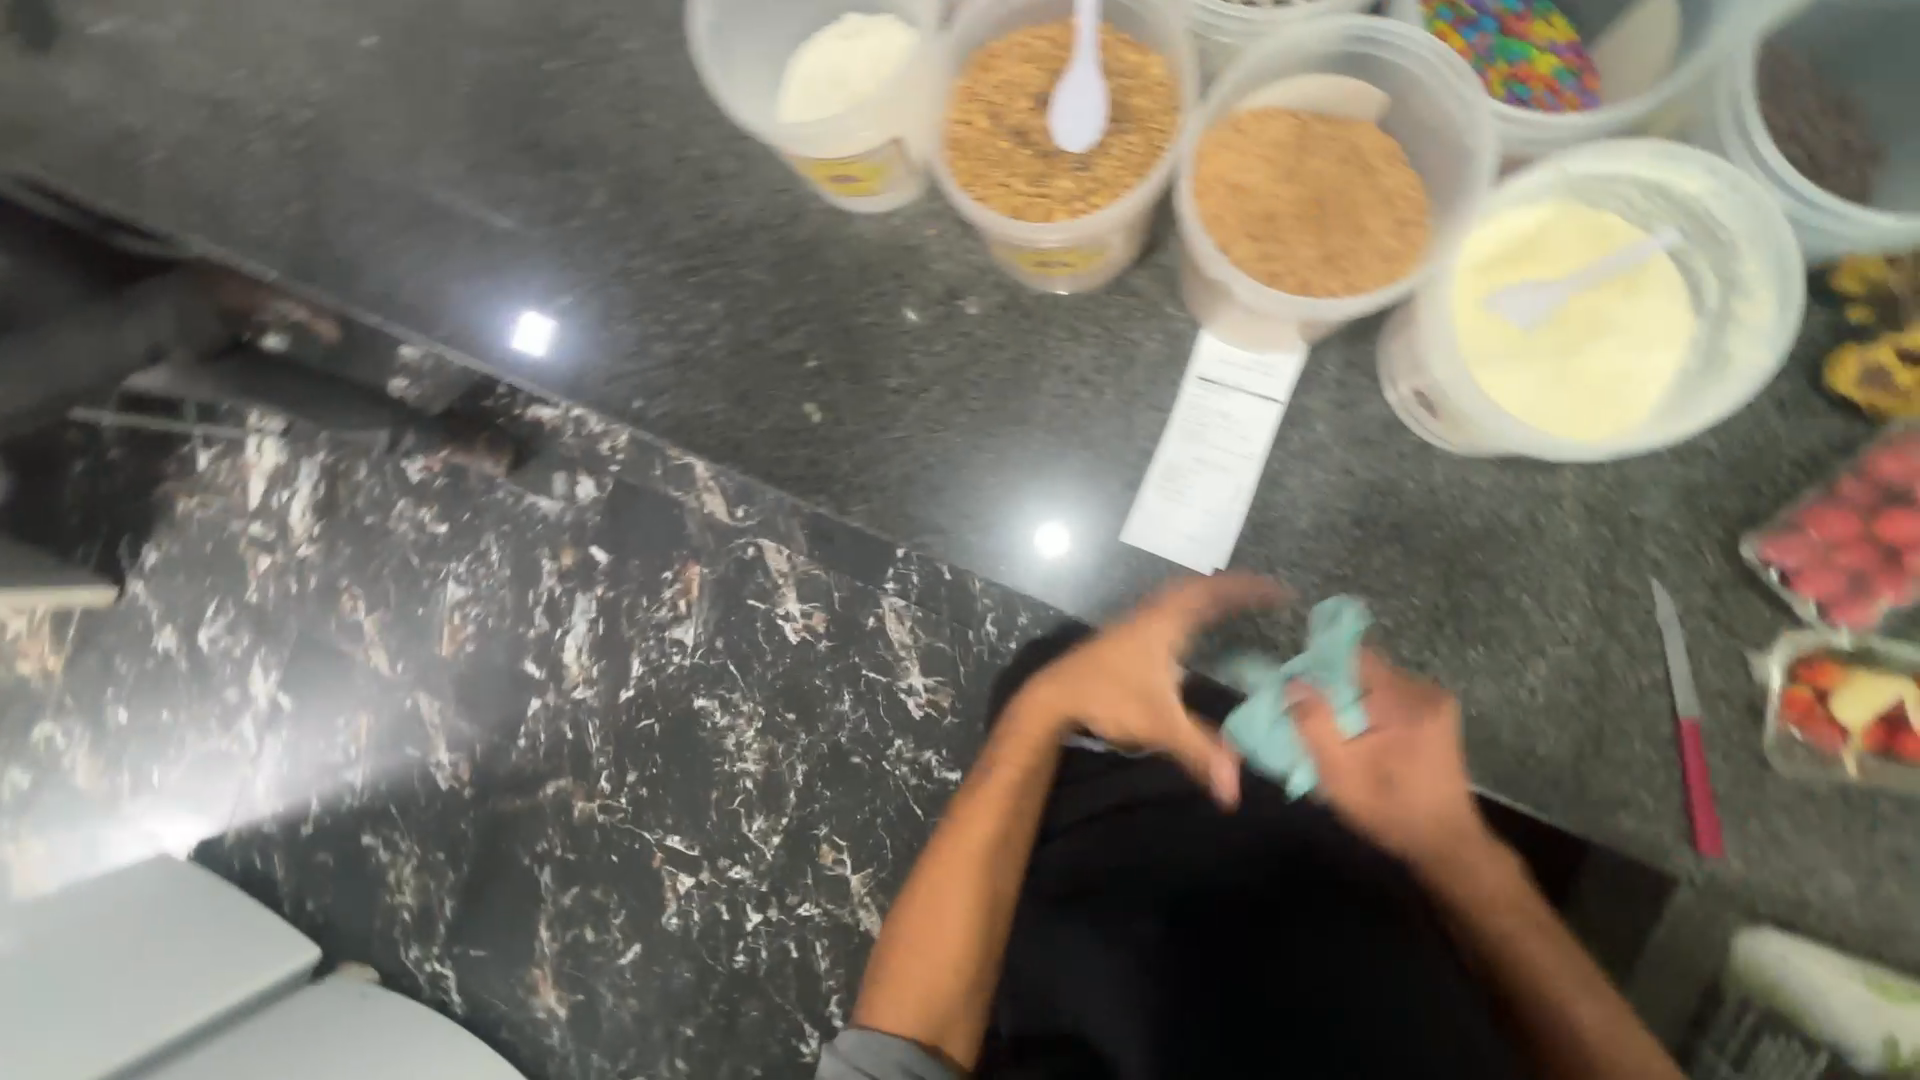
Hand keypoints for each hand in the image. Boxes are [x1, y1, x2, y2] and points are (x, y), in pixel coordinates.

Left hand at [1008, 573, 1286, 807]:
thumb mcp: (1159, 726)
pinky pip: (1162, 613)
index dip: (1247, 589)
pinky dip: (1183, 613)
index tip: (1279, 590)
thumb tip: (1234, 792)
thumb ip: (1199, 753)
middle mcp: (1149, 616)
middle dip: (1229, 590)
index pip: (1212, 595)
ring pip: (1174, 600)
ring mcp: (1131, 625)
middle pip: (1194, 590)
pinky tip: (1185, 634)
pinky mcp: (1120, 639)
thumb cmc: (1107, 700)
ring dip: (1203, 599)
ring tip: (1230, 606)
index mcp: (1164, 624)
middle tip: (1259, 595)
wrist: (1051, 698)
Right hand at [1291, 651, 1491, 872]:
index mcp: (1405, 699)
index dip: (1319, 666)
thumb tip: (1293, 683)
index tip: (1296, 688)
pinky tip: (1356, 741)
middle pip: (1362, 670)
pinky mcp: (1434, 718)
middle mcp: (1425, 691)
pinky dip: (1366, 714)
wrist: (1447, 846)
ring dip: (1347, 704)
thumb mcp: (1340, 772)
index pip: (1353, 655)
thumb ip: (1314, 723)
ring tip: (1331, 734)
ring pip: (1372, 685)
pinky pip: (1387, 699)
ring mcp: (1433, 703)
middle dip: (1331, 690)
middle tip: (1307, 718)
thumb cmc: (1391, 811)